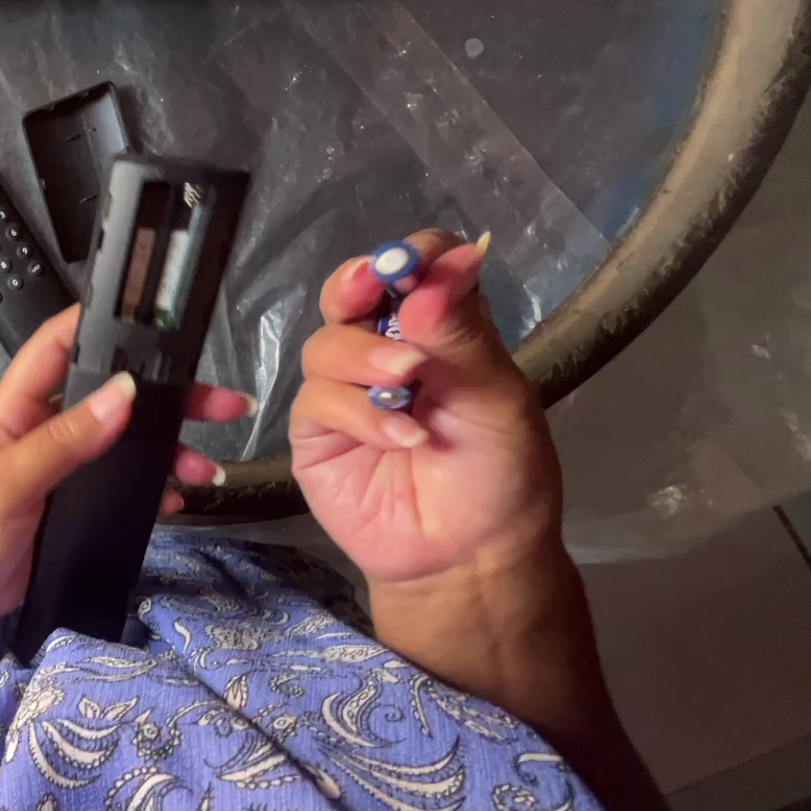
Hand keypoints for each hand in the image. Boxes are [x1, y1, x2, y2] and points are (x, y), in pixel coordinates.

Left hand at [0, 307, 253, 643]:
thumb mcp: (9, 484)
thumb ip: (64, 440)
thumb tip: (125, 391)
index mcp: (15, 410)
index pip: (56, 347)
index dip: (99, 322)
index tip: (157, 316)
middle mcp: (42, 429)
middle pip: (108, 394)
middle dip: (166, 395)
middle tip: (223, 403)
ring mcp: (60, 467)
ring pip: (124, 440)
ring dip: (168, 448)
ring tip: (206, 468)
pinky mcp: (73, 502)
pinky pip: (121, 483)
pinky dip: (151, 487)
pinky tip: (176, 500)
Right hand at [290, 229, 563, 586]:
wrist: (461, 553)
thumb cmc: (498, 474)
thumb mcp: (497, 399)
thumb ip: (463, 337)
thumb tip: (439, 270)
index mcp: (438, 334)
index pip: (414, 275)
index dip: (411, 257)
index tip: (420, 262)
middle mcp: (383, 354)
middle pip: (349, 296)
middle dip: (355, 284)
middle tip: (372, 287)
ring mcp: (342, 392)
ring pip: (324, 345)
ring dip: (362, 358)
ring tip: (404, 387)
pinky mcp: (313, 432)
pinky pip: (315, 401)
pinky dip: (356, 414)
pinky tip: (398, 438)